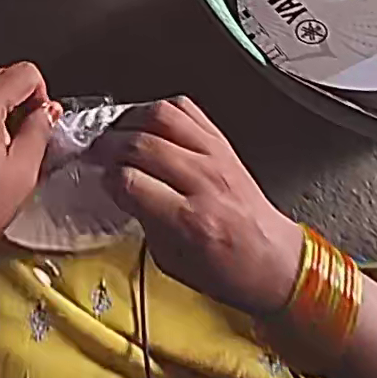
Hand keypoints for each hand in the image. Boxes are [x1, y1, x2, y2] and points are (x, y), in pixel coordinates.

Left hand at [0, 63, 60, 270]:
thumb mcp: (21, 172)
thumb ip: (39, 131)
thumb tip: (48, 110)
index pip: (25, 72)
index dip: (41, 95)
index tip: (39, 124)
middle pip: (4, 75)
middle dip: (22, 100)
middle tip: (25, 138)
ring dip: (3, 109)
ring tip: (4, 149)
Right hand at [89, 97, 304, 315]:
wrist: (278, 262)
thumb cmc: (230, 269)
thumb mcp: (173, 261)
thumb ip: (142, 220)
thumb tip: (117, 187)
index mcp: (192, 221)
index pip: (131, 181)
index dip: (107, 178)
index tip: (103, 180)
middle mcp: (205, 181)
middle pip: (140, 144)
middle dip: (108, 146)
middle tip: (98, 154)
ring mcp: (215, 156)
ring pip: (161, 116)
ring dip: (129, 120)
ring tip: (118, 132)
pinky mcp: (222, 142)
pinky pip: (185, 108)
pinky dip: (159, 110)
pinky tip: (148, 123)